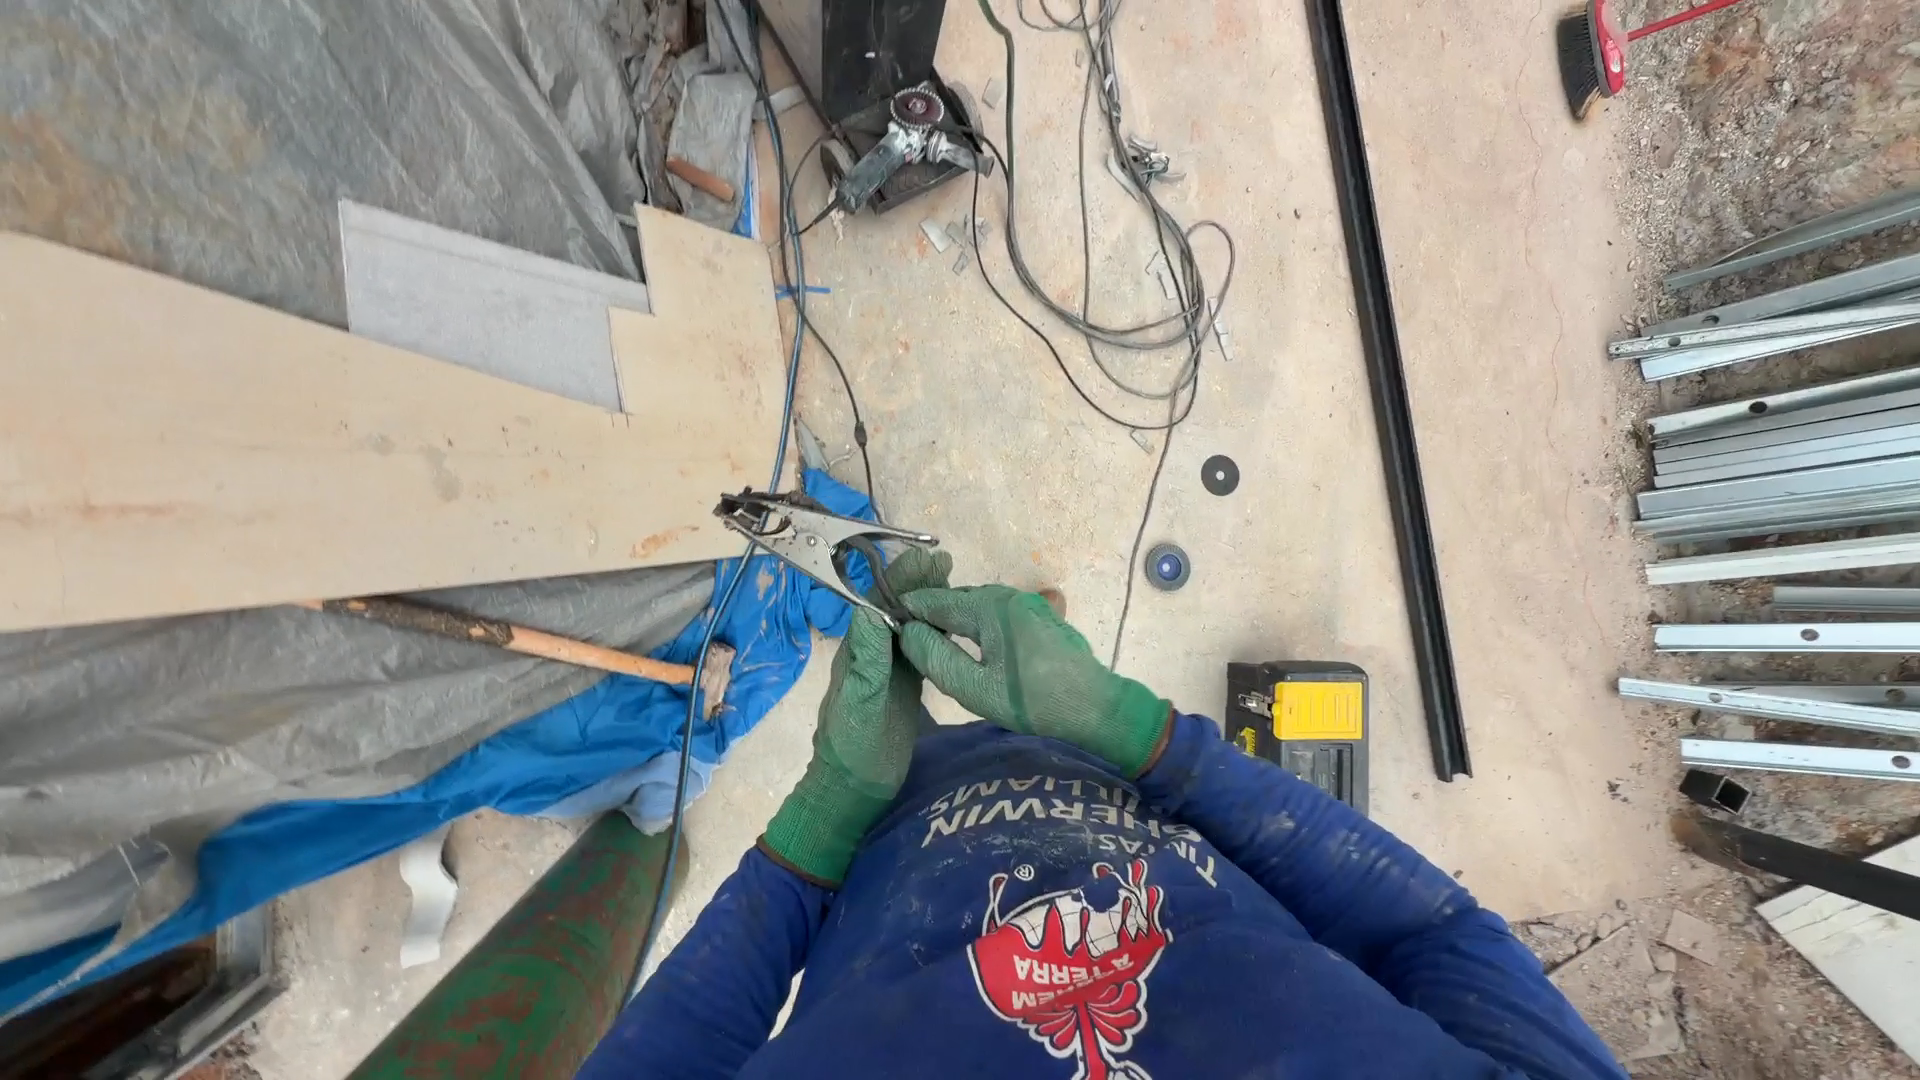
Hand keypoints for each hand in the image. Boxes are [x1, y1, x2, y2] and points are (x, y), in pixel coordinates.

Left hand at [759, 547, 952, 885]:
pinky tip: (956, 624)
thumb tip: (870, 608)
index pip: (880, 603)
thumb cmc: (853, 742)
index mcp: (860, 649)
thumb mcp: (860, 700)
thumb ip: (868, 658)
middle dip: (920, 583)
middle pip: (899, 608)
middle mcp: (876, 652)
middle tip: (947, 562)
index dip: (901, 579)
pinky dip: (939, 631)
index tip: (927, 557)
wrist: (855, 786)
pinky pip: (925, 650)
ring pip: (913, 626)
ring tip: (956, 582)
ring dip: (931, 603)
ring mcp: (893, 668)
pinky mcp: (909, 685)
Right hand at [897, 585, 1170, 776]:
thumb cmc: (1033, 701)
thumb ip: (935, 657)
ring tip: (931, 644)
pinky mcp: (1038, 616)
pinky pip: (994, 613)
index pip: (932, 600)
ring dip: (952, 620)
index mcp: (988, 606)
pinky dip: (974, 624)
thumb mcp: (974, 688)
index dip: (905, 611)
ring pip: (975, 605)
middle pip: (954, 599)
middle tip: (904, 641)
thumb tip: (907, 632)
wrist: (1096, 707)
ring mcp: (1026, 603)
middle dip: (928, 615)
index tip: (883, 626)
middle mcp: (1006, 595)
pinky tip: (968, 645)